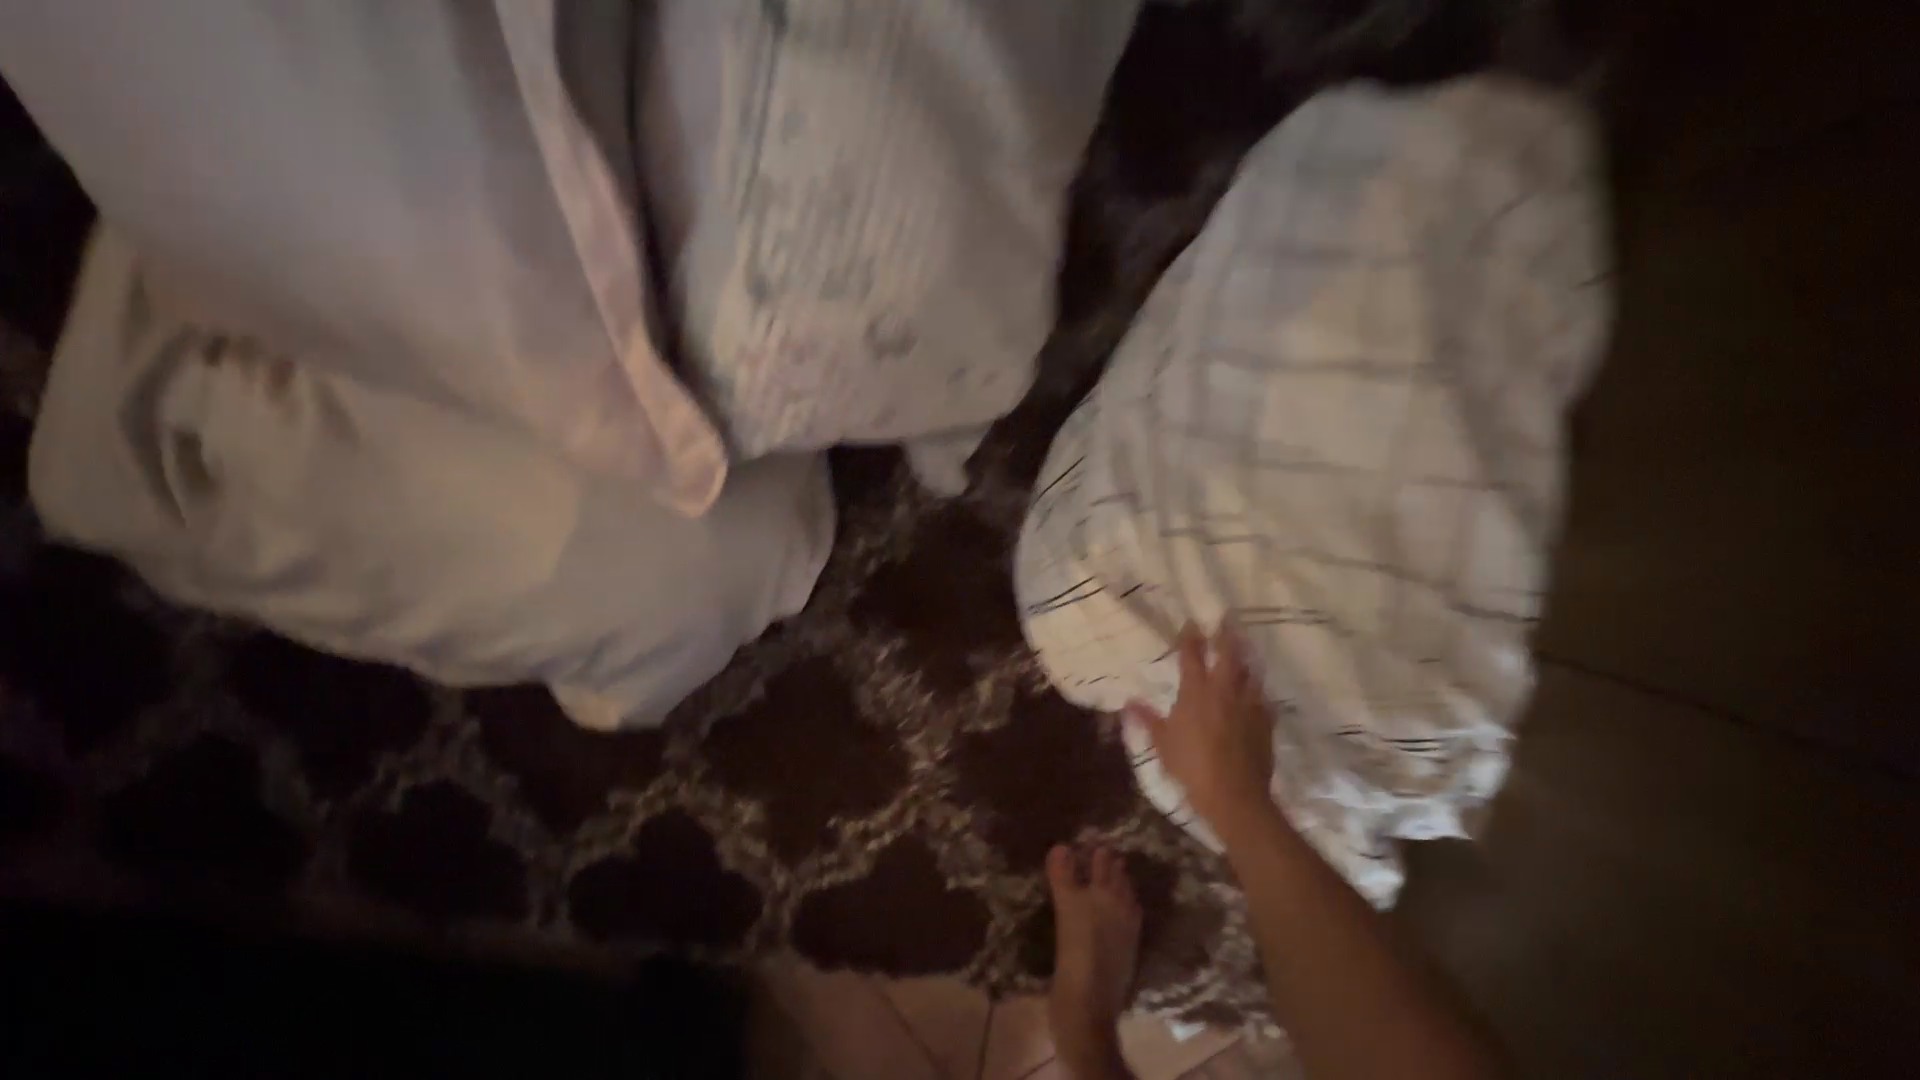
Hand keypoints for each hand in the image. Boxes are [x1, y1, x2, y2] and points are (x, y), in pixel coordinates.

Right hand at [1125, 621, 1275, 835]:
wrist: (1234, 795)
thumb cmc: (1191, 766)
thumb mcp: (1162, 743)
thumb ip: (1147, 719)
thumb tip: (1128, 701)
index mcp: (1196, 692)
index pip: (1192, 656)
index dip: (1190, 637)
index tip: (1191, 622)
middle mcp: (1224, 691)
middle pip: (1228, 655)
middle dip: (1226, 635)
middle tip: (1227, 619)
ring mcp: (1249, 706)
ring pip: (1250, 674)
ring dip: (1246, 659)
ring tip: (1246, 648)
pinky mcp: (1266, 723)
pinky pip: (1263, 700)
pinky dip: (1258, 693)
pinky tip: (1258, 695)